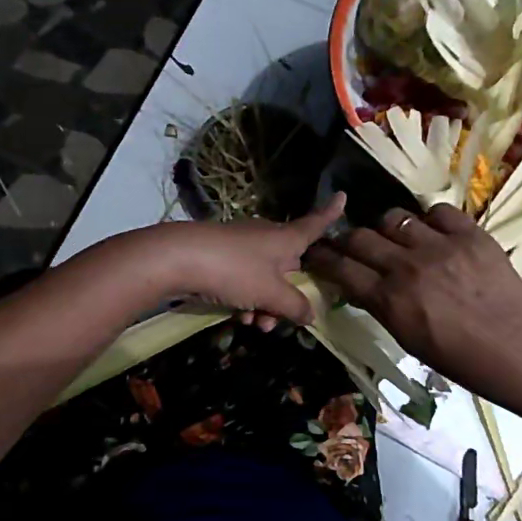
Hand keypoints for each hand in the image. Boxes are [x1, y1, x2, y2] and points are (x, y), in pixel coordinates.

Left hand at [144, 194, 346, 328]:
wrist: (178, 258)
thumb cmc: (234, 270)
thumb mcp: (271, 293)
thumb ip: (295, 306)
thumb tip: (310, 314)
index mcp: (286, 239)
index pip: (315, 224)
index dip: (331, 214)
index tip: (343, 196)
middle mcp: (267, 238)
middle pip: (290, 267)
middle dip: (287, 297)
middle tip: (274, 321)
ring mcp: (242, 247)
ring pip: (265, 279)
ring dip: (264, 304)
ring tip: (251, 324)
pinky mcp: (220, 257)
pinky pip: (243, 280)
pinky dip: (244, 299)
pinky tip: (234, 316)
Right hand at [303, 204, 521, 412]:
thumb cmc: (463, 361)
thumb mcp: (408, 340)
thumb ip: (380, 307)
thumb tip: (359, 284)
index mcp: (390, 300)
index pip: (339, 267)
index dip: (321, 258)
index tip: (314, 255)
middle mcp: (409, 267)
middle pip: (359, 237)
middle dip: (346, 242)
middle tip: (350, 247)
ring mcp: (442, 247)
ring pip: (393, 218)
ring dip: (386, 228)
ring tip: (395, 239)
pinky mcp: (472, 235)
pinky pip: (437, 212)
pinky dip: (428, 220)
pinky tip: (432, 234)